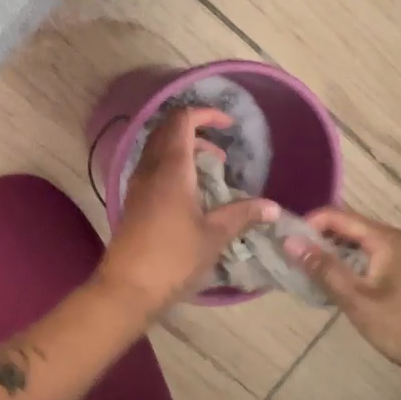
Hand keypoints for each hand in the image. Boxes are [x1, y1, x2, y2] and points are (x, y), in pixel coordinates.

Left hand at [97, 107, 272, 315]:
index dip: (205, 114)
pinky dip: (173, 166)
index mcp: (171, 167)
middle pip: (168, 131)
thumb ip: (242, 214)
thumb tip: (272, 206)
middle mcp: (150, 167)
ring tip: (212, 172)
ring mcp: (138, 183)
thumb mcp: (214, 236)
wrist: (128, 286)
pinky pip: (152, 167)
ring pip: (158, 149)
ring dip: (184, 150)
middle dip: (196, 131)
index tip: (229, 124)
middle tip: (222, 154)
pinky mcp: (133, 200)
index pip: (183, 120)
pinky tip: (191, 193)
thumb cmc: (173, 257)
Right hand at [284, 209, 400, 393]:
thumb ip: (323, 268)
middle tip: (291, 259)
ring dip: (328, 252)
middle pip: (343, 225)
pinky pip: (362, 256)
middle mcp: (391, 238)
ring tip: (306, 272)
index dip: (307, 225)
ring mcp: (397, 255)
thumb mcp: (358, 300)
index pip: (335, 215)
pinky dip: (343, 263)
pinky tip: (331, 283)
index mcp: (383, 238)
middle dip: (315, 238)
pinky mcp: (398, 271)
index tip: (286, 246)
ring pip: (352, 242)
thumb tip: (288, 240)